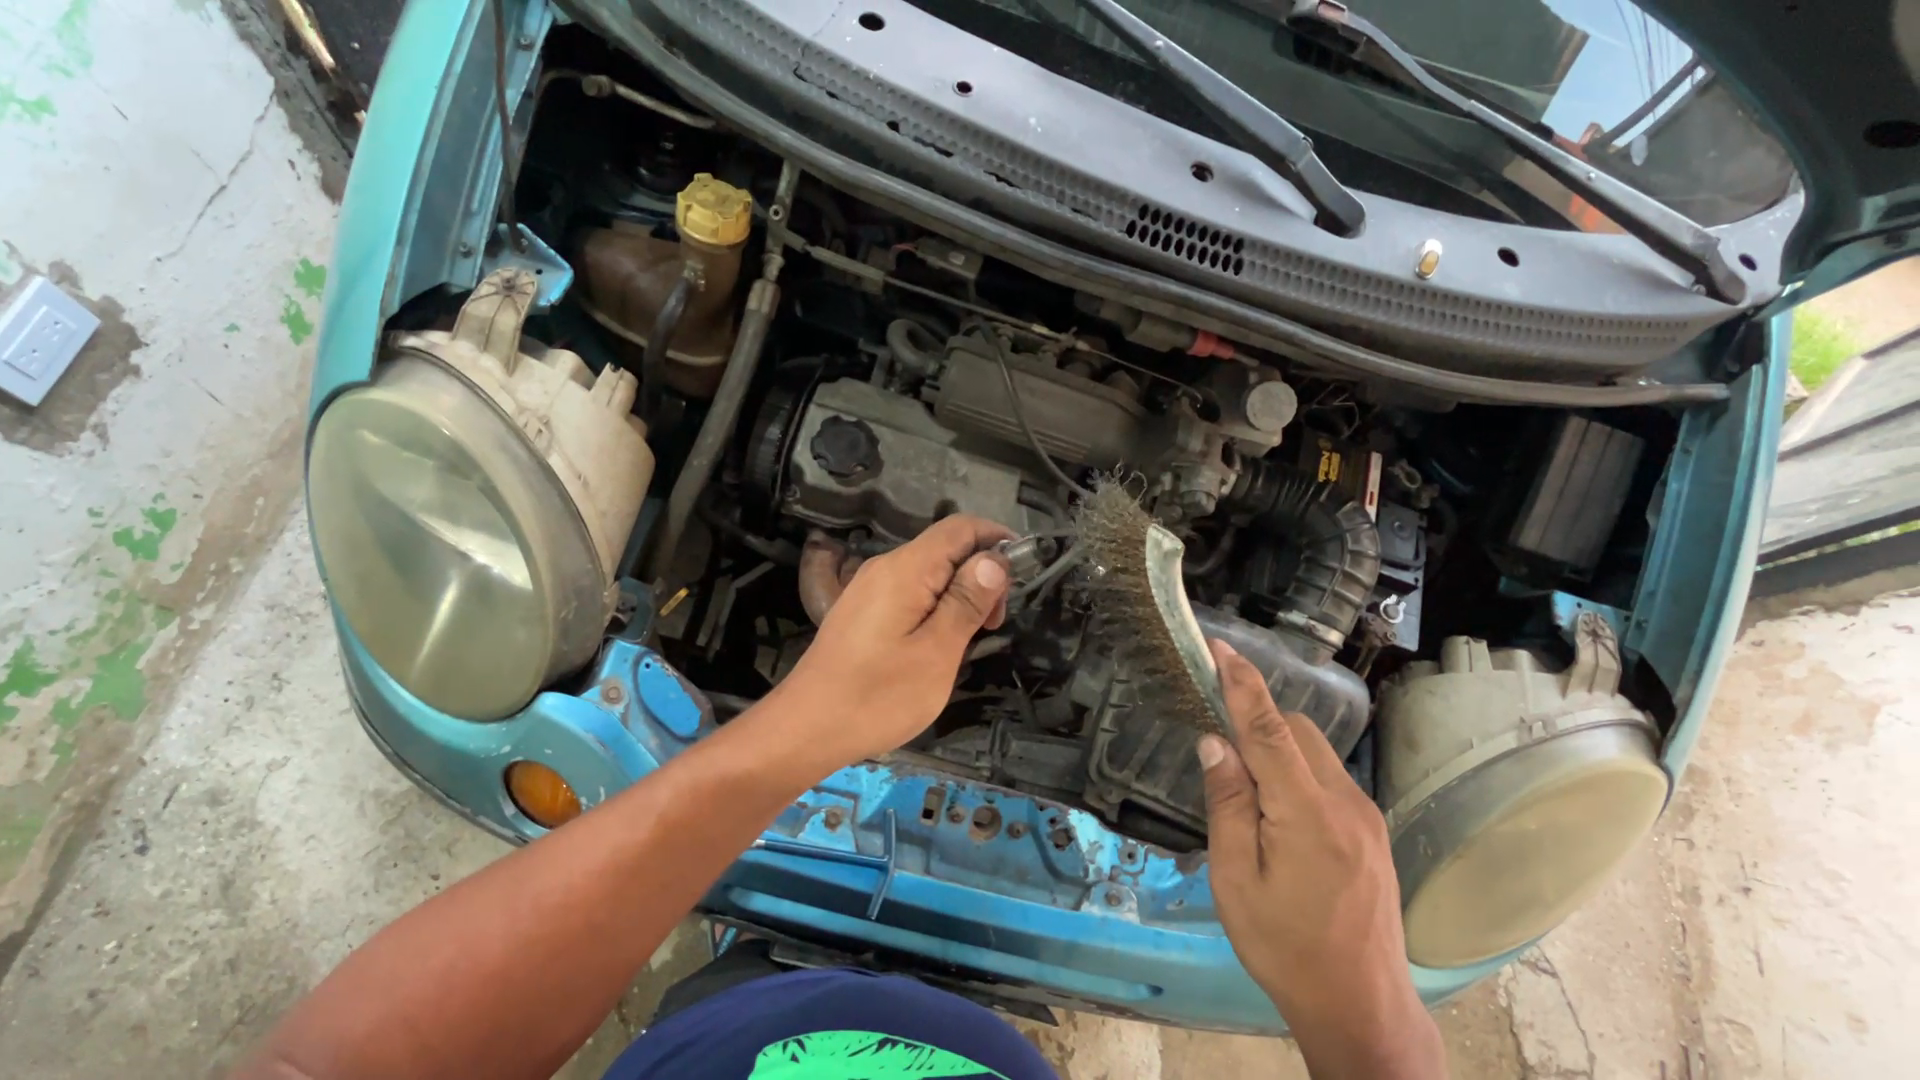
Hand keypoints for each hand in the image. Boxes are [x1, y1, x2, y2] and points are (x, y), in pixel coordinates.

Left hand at [775, 516, 1012, 764]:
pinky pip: (909, 593)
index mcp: (906, 569)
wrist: (806, 729)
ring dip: (960, 595)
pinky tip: (940, 643)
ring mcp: (869, 590)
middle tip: (994, 624)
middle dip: (981, 574)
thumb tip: (995, 559)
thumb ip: (966, 602)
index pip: (960, 528)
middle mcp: (885, 568)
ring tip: (970, 639)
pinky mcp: (862, 612)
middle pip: (945, 549)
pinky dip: (936, 607)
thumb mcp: (936, 653)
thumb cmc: (878, 695)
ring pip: (928, 573)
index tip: (1025, 573)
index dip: (997, 539)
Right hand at [1199, 640, 1443, 1079]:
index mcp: (1307, 814)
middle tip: (1220, 754)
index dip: (1242, 684)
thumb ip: (1227, 805)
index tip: (1220, 646)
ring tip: (1247, 797)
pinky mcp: (1373, 830)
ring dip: (1277, 751)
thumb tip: (1216, 743)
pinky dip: (1297, 775)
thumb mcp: (1236, 881)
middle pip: (1297, 731)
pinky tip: (1279, 818)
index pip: (1269, 729)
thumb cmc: (1284, 947)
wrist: (1361, 1004)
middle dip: (1257, 723)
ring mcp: (1366, 814)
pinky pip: (1329, 778)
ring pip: (1315, 752)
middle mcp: (1345, 802)